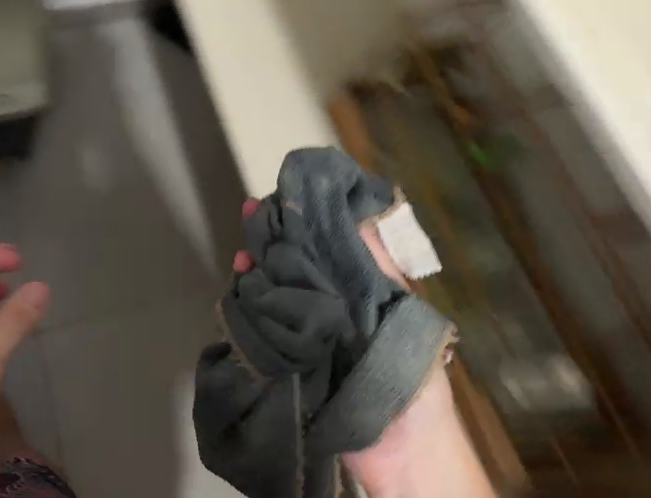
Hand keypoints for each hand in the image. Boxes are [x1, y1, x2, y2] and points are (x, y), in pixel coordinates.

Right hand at [231, 198, 492, 497]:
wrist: (403, 454)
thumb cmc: (413, 380)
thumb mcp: (400, 310)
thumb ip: (375, 263)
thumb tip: (355, 206)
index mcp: (354, 287)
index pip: (322, 241)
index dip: (301, 217)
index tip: (283, 196)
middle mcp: (325, 303)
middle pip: (291, 260)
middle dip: (271, 237)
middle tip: (252, 215)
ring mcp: (302, 331)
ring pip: (271, 288)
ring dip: (256, 267)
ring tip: (244, 256)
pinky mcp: (283, 359)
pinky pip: (259, 325)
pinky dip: (245, 304)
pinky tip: (238, 289)